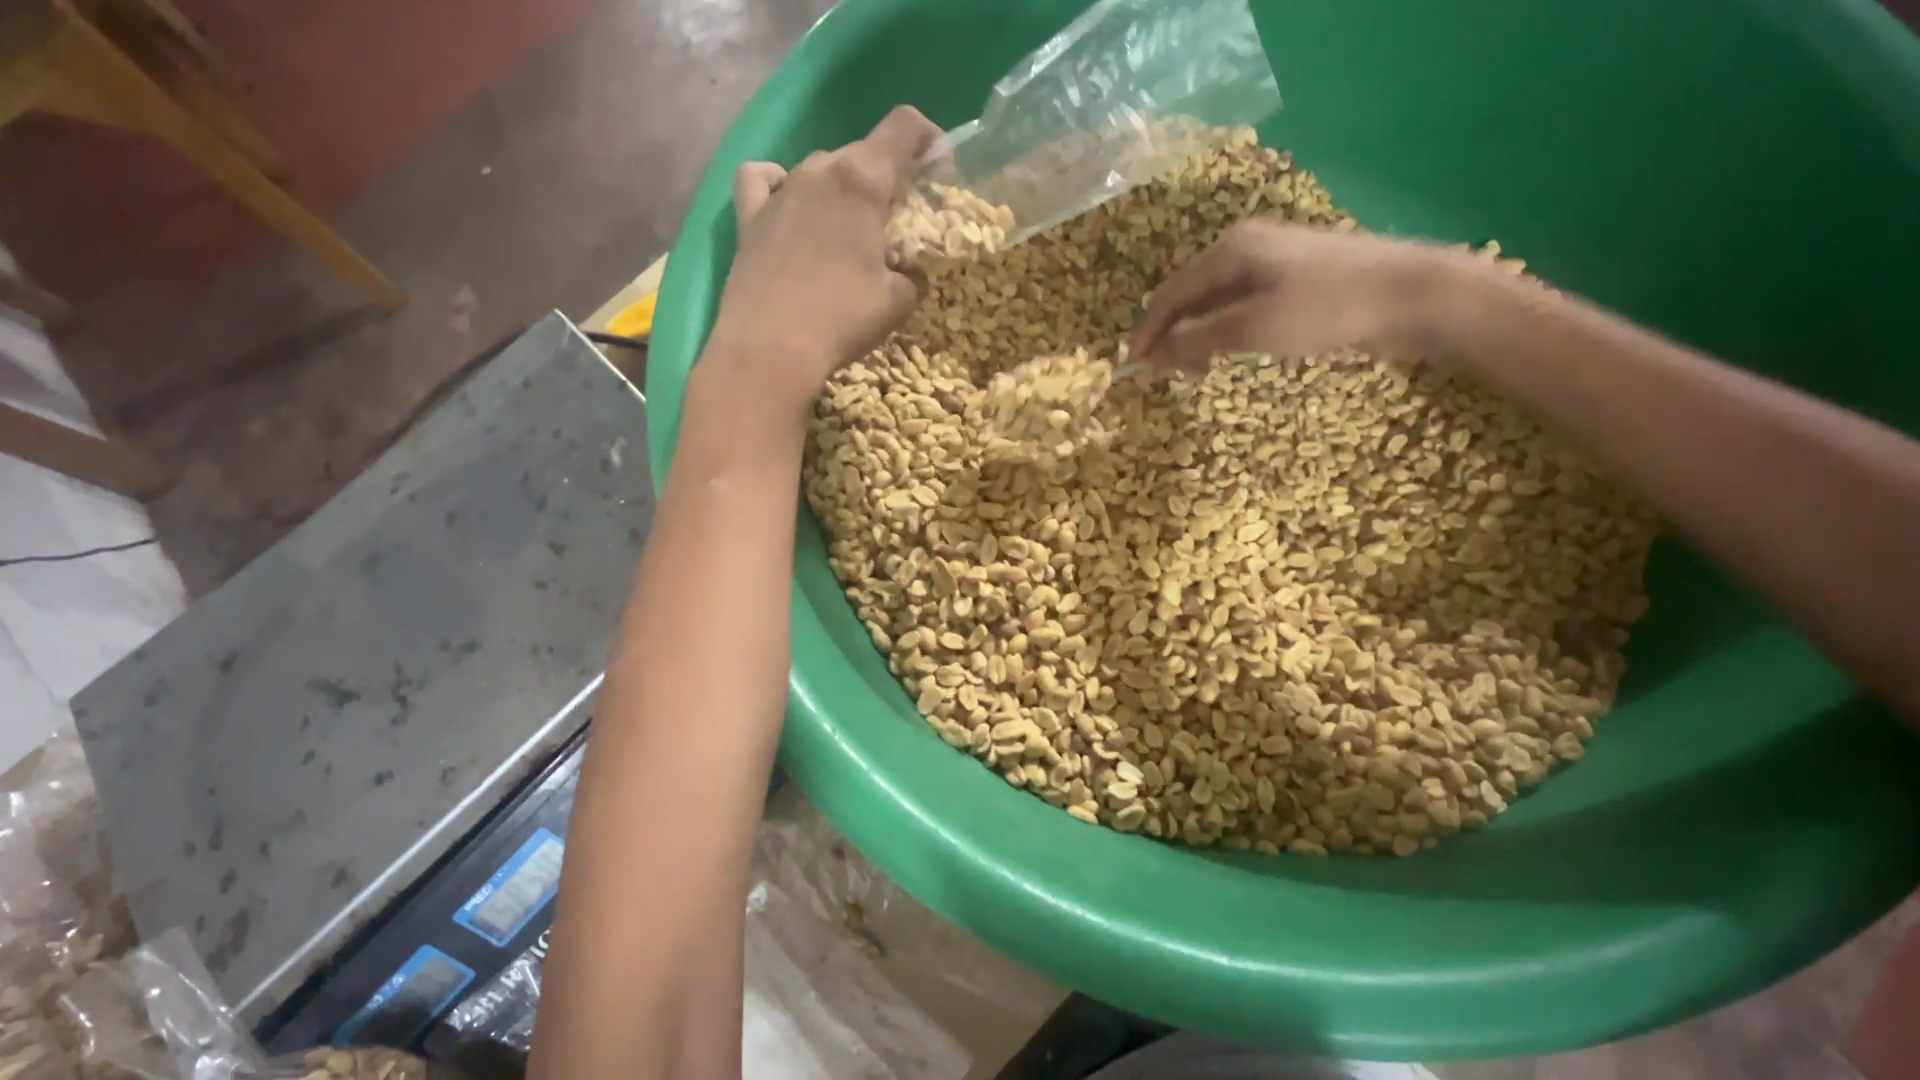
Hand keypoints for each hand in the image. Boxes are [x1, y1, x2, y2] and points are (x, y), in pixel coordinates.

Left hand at [703, 106, 940, 413]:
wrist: (770, 348)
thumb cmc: (842, 319)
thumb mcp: (899, 300)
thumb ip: (911, 273)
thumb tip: (906, 271)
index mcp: (863, 180)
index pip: (904, 126)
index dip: (928, 140)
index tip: (938, 172)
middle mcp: (819, 170)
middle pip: (863, 151)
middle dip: (887, 176)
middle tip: (898, 218)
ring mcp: (780, 190)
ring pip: (819, 167)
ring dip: (841, 187)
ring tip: (849, 227)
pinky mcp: (748, 217)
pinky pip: (763, 179)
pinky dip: (778, 182)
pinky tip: (789, 202)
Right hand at [1129, 221, 1469, 372]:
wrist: (1410, 294)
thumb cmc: (1326, 308)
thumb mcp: (1255, 327)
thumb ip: (1200, 339)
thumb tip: (1157, 352)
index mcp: (1230, 250)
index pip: (1172, 292)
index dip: (1150, 329)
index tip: (1133, 365)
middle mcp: (1247, 247)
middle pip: (1193, 293)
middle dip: (1174, 332)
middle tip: (1165, 373)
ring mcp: (1275, 260)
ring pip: (1220, 299)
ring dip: (1201, 334)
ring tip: (1196, 370)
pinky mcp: (1299, 278)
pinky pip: (1246, 303)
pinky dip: (1229, 329)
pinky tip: (1235, 350)